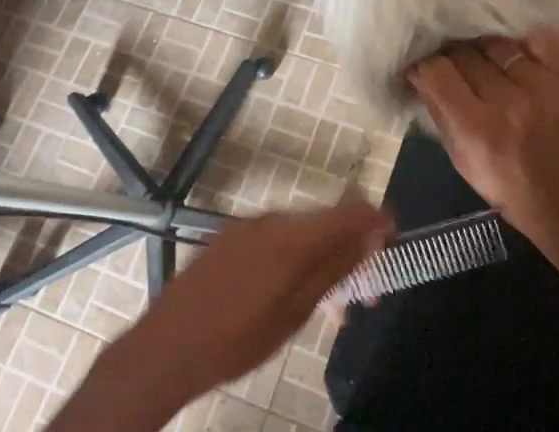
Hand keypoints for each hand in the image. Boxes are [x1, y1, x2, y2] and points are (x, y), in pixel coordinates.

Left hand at [134, 197, 391, 388]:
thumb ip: (337, 267)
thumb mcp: (297, 312)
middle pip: (327, 221)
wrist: (165, 349)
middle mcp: (274, 220)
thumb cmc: (238, 339)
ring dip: (323, 257)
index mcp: (294, 236)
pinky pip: (277, 239)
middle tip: (365, 291)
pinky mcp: (230, 239)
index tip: (393, 241)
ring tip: (330, 301)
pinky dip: (295, 259)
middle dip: (352, 248)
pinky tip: (292, 292)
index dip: (377, 220)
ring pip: (302, 233)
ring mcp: (248, 227)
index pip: (352, 210)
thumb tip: (374, 232)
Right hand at [409, 29, 558, 257]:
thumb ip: (440, 115)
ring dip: (485, 48)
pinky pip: (542, 39)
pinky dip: (525, 42)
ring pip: (500, 43)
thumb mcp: (463, 161)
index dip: (424, 65)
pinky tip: (520, 54)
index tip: (423, 67)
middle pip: (467, 53)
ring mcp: (546, 88)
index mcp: (478, 131)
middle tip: (452, 60)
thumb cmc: (512, 191)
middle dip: (452, 55)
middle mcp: (511, 104)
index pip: (438, 72)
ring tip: (485, 56)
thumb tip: (420, 75)